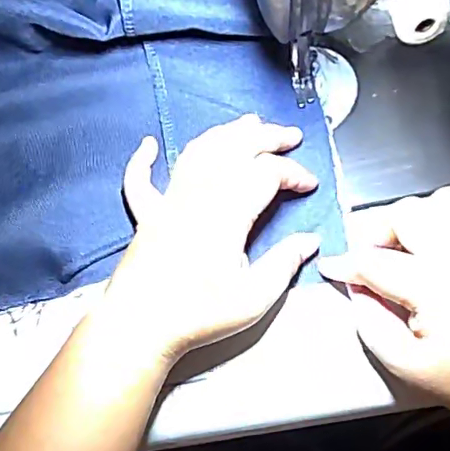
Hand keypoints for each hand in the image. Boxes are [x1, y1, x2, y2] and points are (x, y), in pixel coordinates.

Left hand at [94, 116, 322, 363]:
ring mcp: (168, 202)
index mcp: (227, 211)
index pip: (266, 173)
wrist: (141, 326)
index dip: (292, 172)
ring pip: (197, 151)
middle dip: (266, 137)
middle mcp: (197, 196)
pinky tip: (148, 145)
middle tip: (289, 135)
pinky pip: (141, 179)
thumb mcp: (254, 296)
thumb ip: (284, 263)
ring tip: (246, 124)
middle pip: (235, 148)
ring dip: (224, 134)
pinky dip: (144, 159)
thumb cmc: (196, 314)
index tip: (308, 185)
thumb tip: (308, 243)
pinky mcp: (147, 218)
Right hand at [318, 187, 449, 445]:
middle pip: (406, 214)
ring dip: (413, 223)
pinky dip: (443, 223)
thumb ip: (372, 323)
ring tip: (407, 254)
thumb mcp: (409, 367)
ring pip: (438, 202)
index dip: (346, 264)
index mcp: (441, 291)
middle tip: (372, 262)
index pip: (376, 261)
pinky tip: (438, 254)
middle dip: (378, 233)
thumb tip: (356, 287)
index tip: (333, 268)